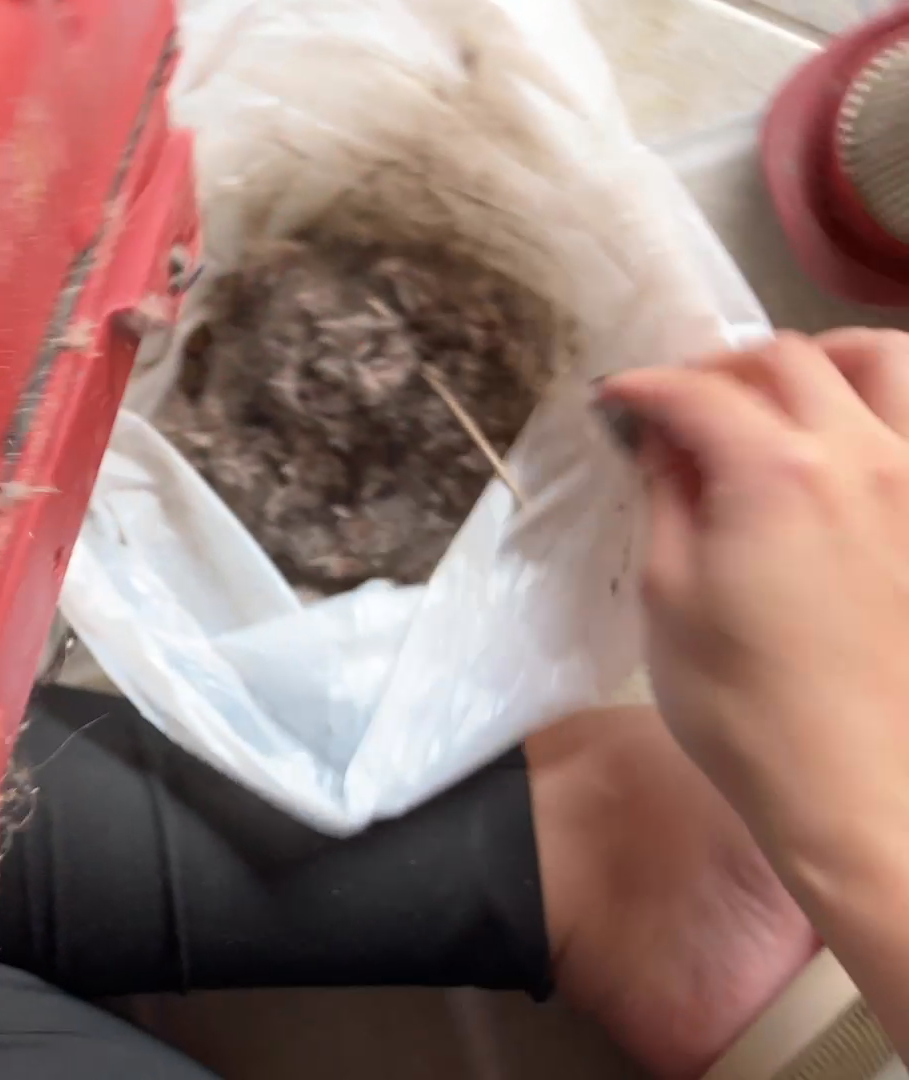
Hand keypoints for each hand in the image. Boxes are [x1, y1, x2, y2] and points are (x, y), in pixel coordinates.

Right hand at [599, 331, 908, 892]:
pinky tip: (826, 443)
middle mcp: (872, 459)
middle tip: (673, 401)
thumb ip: (669, 495)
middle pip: (795, 357)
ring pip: (889, 363)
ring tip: (762, 403)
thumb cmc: (732, 690)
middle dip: (720, 366)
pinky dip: (872, 404)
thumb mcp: (666, 586)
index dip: (640, 388)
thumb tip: (659, 440)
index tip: (606, 401)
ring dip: (814, 366)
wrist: (855, 776)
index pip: (699, 394)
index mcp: (779, 478)